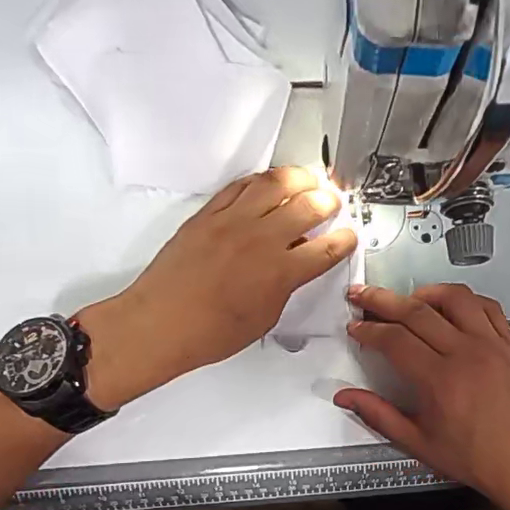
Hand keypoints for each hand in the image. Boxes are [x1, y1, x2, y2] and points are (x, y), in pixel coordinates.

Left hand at [76, 167, 353, 408]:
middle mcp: (261, 241)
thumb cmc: (209, 332)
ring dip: (298, 178)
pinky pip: (239, 185)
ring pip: (275, 184)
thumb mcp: (265, 316)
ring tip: (308, 179)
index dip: (344, 240)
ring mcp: (233, 222)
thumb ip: (285, 286)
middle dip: (328, 201)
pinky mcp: (208, 215)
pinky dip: (260, 180)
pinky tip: (267, 183)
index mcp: (281, 273)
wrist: (161, 324)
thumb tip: (294, 269)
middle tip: (332, 201)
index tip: (348, 236)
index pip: (326, 248)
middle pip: (307, 206)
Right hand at [335, 284, 509, 509]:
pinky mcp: (508, 346)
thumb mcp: (418, 442)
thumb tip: (348, 398)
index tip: (358, 328)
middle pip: (417, 311)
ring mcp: (490, 346)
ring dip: (425, 292)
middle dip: (383, 300)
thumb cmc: (477, 457)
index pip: (394, 339)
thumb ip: (379, 415)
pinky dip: (467, 299)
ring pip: (455, 298)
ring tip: (408, 298)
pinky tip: (453, 305)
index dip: (369, 329)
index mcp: (440, 380)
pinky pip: (488, 307)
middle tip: (365, 296)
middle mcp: (466, 355)